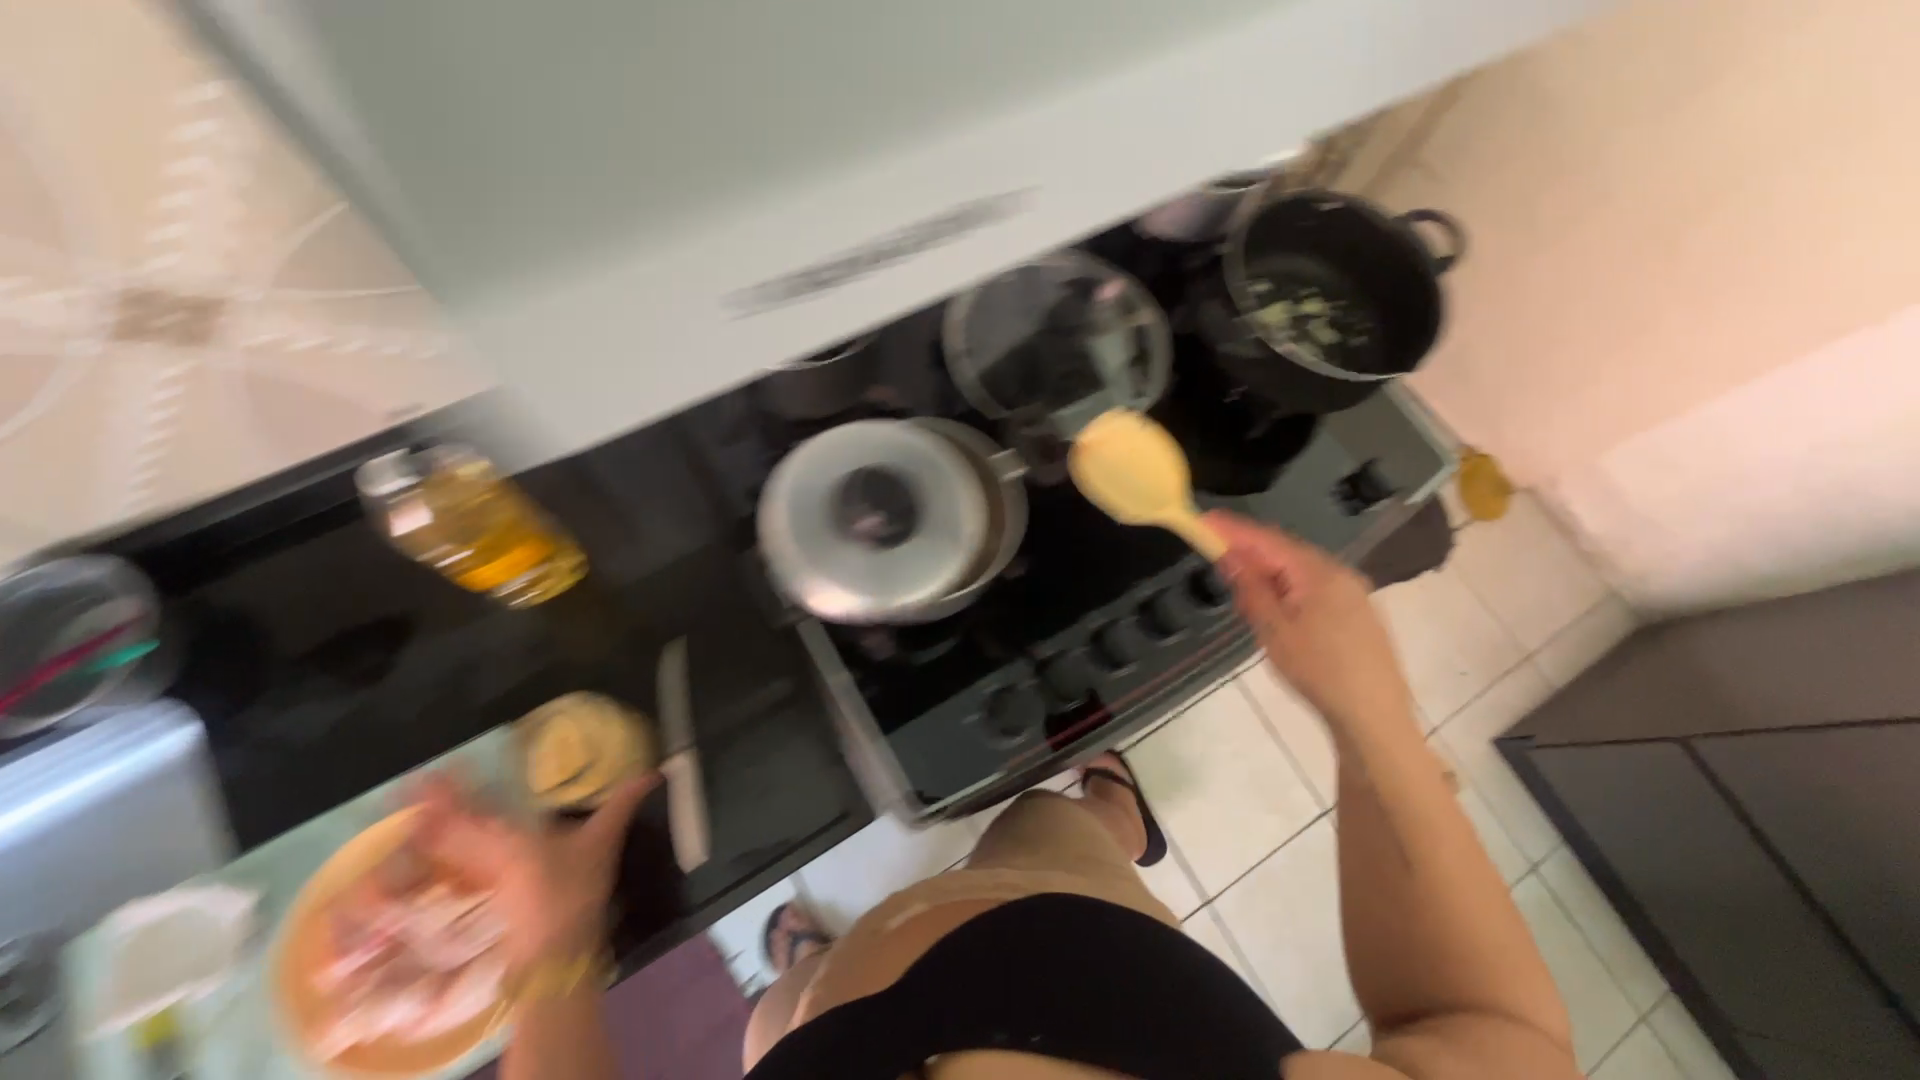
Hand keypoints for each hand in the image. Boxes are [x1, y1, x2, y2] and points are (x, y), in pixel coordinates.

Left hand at [408, 771, 655, 967]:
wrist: (558, 954)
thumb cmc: (575, 892)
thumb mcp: (602, 843)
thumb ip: (622, 805)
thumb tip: (652, 773)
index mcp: (509, 838)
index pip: (467, 811)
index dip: (444, 793)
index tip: (427, 775)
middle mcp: (487, 856)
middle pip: (446, 831)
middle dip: (428, 810)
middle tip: (410, 788)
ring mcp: (483, 880)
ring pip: (447, 850)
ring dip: (431, 831)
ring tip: (417, 813)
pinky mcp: (490, 896)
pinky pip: (457, 866)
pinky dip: (446, 851)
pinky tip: (446, 847)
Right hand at [1207, 510, 1411, 726]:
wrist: (1374, 716)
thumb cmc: (1319, 672)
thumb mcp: (1274, 631)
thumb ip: (1251, 589)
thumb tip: (1231, 556)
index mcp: (1318, 572)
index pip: (1267, 541)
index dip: (1233, 530)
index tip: (1203, 520)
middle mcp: (1339, 573)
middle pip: (1286, 552)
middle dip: (1250, 551)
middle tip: (1216, 555)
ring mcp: (1353, 593)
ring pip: (1300, 571)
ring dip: (1268, 573)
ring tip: (1242, 588)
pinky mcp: (1358, 613)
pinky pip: (1314, 587)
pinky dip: (1288, 588)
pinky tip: (1276, 607)